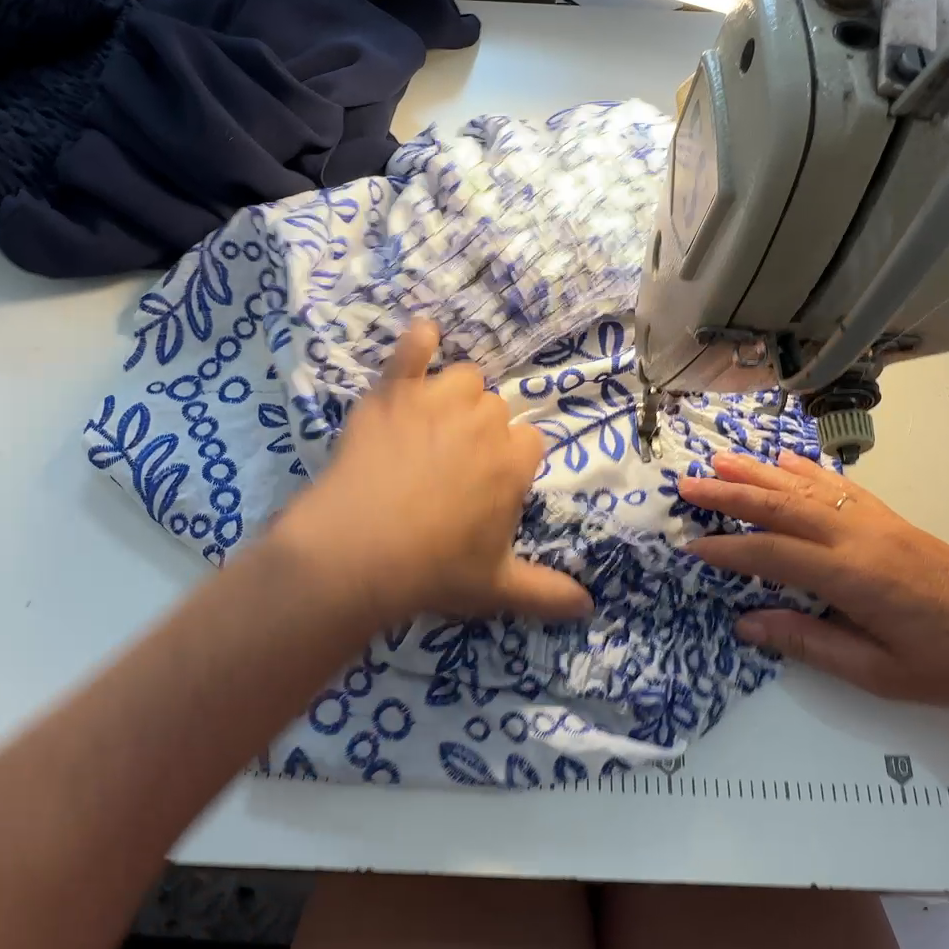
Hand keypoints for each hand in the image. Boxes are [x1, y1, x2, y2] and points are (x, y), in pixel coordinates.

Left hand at [272, 320, 592, 626]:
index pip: (529, 442)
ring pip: (463, 378)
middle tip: (452, 467)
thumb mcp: (495, 587)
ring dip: (456, 394)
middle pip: (496, 409)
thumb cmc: (434, 570)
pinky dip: (418, 342)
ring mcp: (436, 402)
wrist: (359, 552)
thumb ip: (545, 592)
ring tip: (434, 424)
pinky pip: (411, 351)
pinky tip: (422, 338)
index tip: (489, 485)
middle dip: (482, 431)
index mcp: (513, 463)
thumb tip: (588, 609)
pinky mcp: (392, 392)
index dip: (510, 462)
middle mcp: (483, 423)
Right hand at [680, 450, 948, 725]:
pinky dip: (810, 470)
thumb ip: (807, 642)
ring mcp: (880, 523)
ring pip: (809, 487)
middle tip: (687, 482)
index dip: (728, 551)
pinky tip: (789, 460)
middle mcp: (861, 536)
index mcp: (854, 576)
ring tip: (722, 459)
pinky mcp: (896, 521)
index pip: (773, 553)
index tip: (689, 547)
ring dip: (762, 472)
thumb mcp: (875, 671)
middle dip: (731, 493)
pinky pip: (843, 487)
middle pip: (783, 505)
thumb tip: (746, 623)